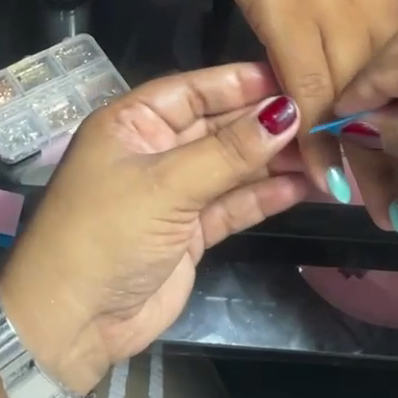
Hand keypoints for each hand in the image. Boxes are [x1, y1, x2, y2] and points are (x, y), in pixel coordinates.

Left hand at [0, 64, 310, 392]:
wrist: (72, 321)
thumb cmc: (105, 233)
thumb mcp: (165, 185)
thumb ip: (228, 152)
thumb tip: (285, 112)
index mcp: (131, 124)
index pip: (192, 89)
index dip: (240, 82)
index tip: (293, 76)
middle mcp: (153, 151)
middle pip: (216, 126)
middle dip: (264, 123)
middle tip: (322, 115)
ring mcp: (172, 193)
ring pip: (230, 167)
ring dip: (272, 160)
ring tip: (325, 151)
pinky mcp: (188, 232)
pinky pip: (232, 204)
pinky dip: (264, 196)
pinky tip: (303, 185)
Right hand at [199, 0, 397, 235]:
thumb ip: (363, 10)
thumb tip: (361, 62)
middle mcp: (388, 4)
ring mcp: (341, 9)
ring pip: (363, 101)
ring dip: (368, 161)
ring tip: (375, 209)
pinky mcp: (291, 15)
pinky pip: (314, 91)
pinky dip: (319, 137)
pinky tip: (322, 173)